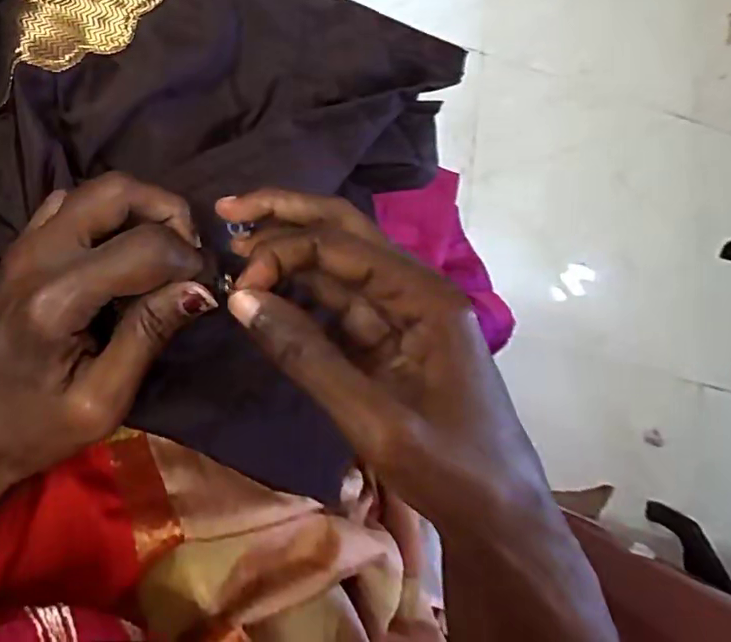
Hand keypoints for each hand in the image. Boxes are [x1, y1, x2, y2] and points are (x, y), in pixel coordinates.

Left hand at [0, 173, 217, 496]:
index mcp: (56, 301)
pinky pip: (72, 201)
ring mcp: (25, 243)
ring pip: (96, 188)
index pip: (142, 247)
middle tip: (188, 251)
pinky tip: (119, 246)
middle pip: (117, 190)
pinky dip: (107, 211)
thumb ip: (148, 334)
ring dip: (140, 206)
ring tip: (162, 247)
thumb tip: (200, 287)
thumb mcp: (102, 402)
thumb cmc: (34, 429)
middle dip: (167, 211)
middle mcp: (38, 255)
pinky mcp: (21, 243)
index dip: (186, 260)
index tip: (204, 286)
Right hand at [218, 189, 616, 641]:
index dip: (283, 252)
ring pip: (334, 262)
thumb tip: (241, 297)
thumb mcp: (375, 420)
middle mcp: (411, 288)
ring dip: (286, 251)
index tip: (240, 283)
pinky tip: (265, 289)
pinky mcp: (383, 337)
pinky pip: (333, 301)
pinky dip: (296, 292)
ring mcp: (397, 311)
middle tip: (227, 208)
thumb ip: (306, 354)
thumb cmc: (452, 471)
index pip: (340, 245)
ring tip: (235, 245)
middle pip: (342, 230)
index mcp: (422, 294)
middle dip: (285, 214)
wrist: (503, 523)